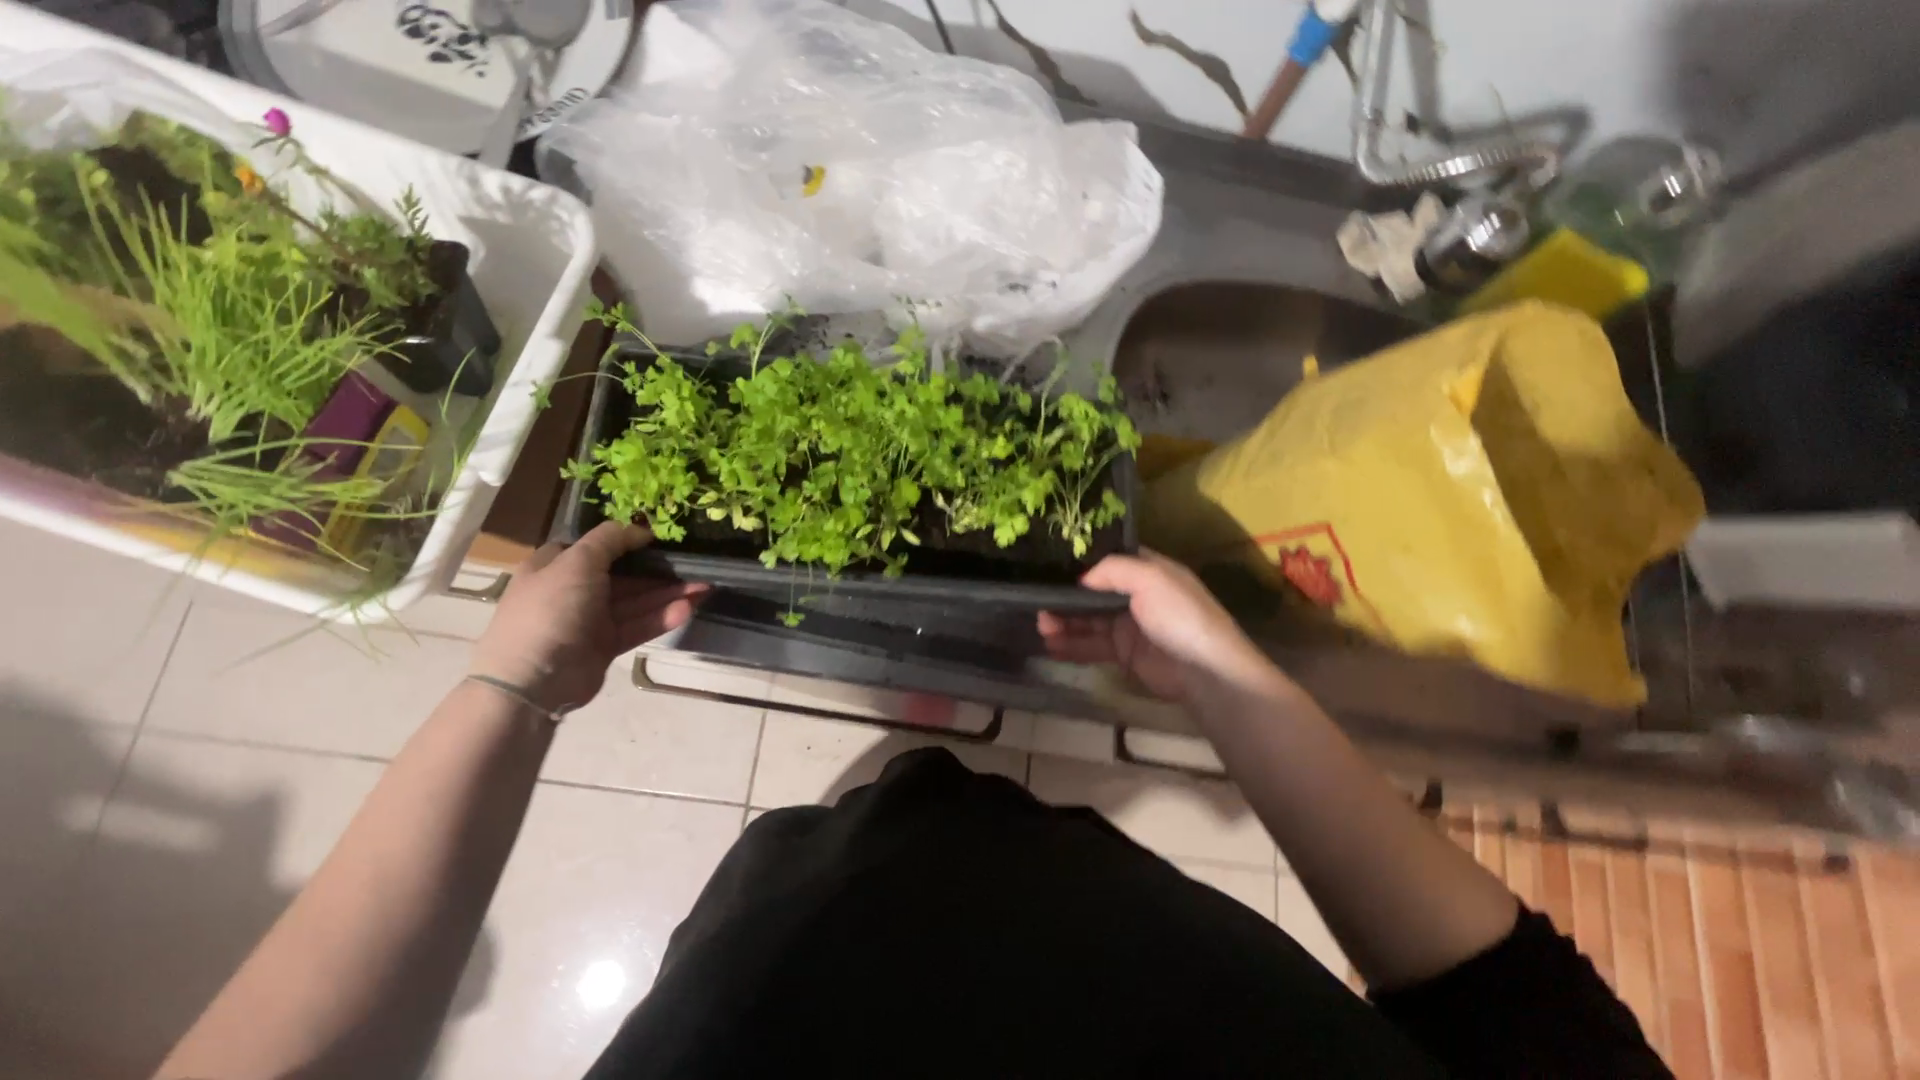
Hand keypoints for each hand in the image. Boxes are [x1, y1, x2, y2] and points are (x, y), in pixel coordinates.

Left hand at [470, 522, 708, 712]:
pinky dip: (660, 618)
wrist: (533, 679)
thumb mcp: (577, 561)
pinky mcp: (604, 646)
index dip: (627, 541)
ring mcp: (589, 620)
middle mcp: (572, 590)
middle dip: (660, 571)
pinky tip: (687, 609)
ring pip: (635, 602)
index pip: (595, 547)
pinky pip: (636, 626)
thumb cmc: (551, 609)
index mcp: (555, 566)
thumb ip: (611, 539)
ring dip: (668, 594)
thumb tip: (640, 528)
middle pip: (623, 575)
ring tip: (705, 588)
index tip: (661, 537)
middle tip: (697, 565)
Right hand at [1037, 549, 1280, 701]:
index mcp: (1149, 571)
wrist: (1205, 672)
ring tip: (1041, 626)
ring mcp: (1130, 626)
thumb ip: (1113, 569)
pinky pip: (1092, 646)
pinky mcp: (1124, 654)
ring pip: (1089, 620)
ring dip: (1064, 622)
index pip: (1110, 561)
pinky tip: (1051, 646)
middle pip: (1093, 593)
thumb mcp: (1150, 578)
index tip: (1050, 567)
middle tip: (1038, 603)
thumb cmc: (1180, 616)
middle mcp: (1138, 596)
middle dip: (1065, 597)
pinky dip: (1071, 646)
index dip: (1082, 564)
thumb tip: (1081, 578)